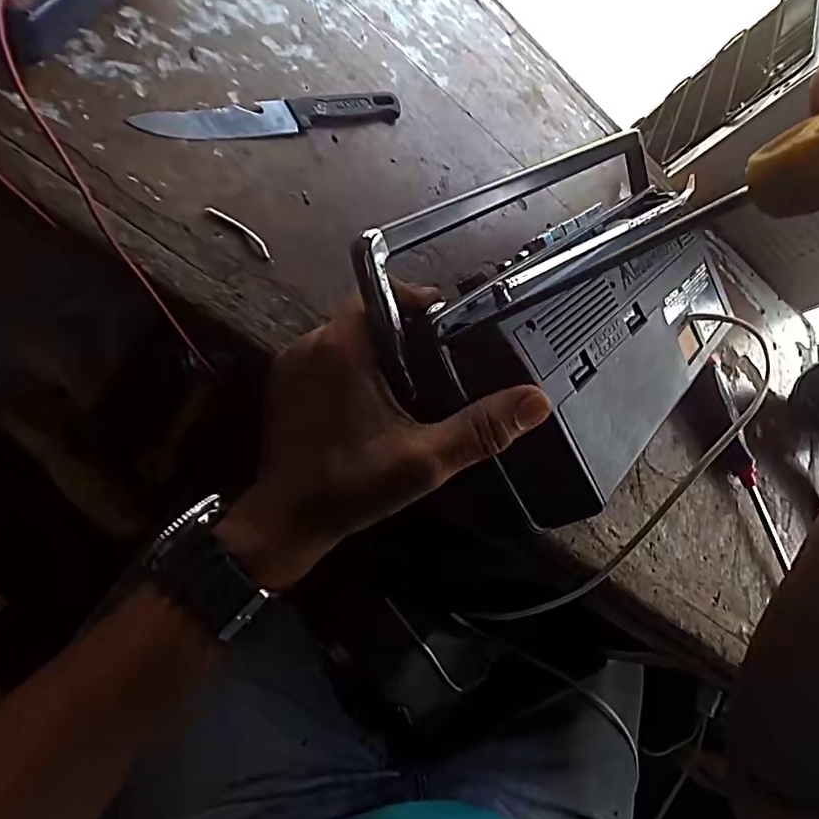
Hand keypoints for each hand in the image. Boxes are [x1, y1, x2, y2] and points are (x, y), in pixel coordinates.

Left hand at [217, 287, 551, 588]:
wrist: (284, 525)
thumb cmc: (349, 488)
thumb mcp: (426, 459)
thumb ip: (482, 429)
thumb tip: (534, 401)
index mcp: (342, 350)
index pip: (381, 293)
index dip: (417, 300)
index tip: (447, 320)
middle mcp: (311, 346)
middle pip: (367, 314)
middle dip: (404, 329)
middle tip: (441, 353)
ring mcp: (292, 366)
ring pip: (347, 336)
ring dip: (380, 348)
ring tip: (417, 376)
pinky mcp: (286, 387)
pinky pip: (329, 358)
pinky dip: (356, 367)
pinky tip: (381, 399)